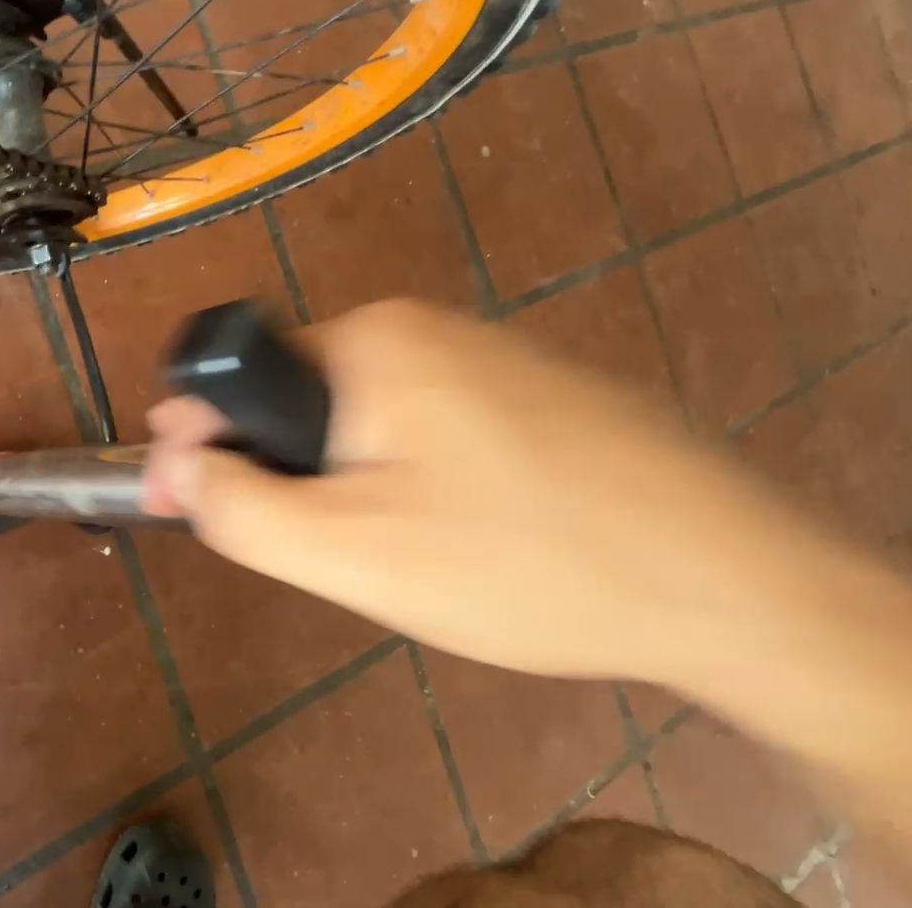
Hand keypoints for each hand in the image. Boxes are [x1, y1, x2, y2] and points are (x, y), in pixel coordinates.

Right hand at [141, 299, 864, 689]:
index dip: (201, 445)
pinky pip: (424, 428)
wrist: (741, 588)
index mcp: (366, 338)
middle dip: (287, 473)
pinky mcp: (531, 390)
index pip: (236, 377)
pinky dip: (410, 478)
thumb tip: (170, 462)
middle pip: (298, 401)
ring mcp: (484, 352)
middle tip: (325, 550)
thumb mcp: (349, 549)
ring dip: (348, 481)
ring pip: (360, 420)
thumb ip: (236, 506)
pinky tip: (463, 536)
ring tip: (403, 552)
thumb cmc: (521, 561)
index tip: (187, 507)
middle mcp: (420, 324)